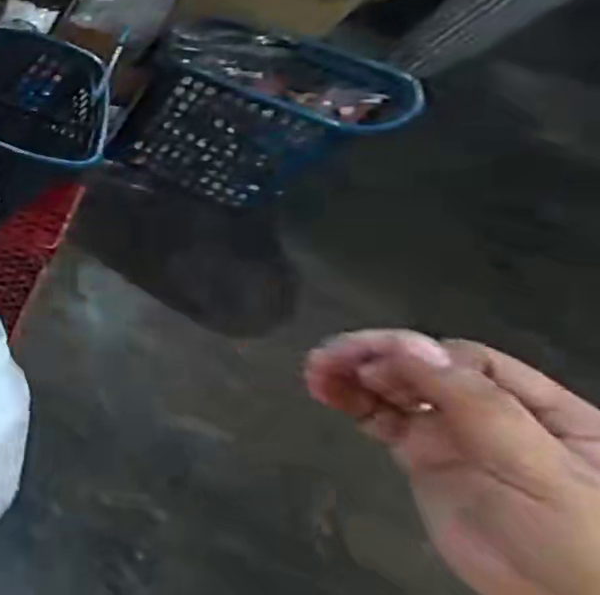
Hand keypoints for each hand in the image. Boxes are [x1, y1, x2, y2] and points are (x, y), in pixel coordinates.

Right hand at [306, 330, 599, 594]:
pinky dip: (347, 397)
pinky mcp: (423, 455)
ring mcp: (457, 436)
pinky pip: (379, 414)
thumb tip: (409, 345)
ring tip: (314, 372)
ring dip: (349, 372)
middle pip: (423, 367)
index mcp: (545, 413)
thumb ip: (480, 405)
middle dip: (372, 358)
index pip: (471, 361)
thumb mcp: (543, 471)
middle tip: (328, 359)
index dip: (421, 356)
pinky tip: (323, 390)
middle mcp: (497, 415)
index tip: (380, 367)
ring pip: (393, 386)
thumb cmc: (579, 542)